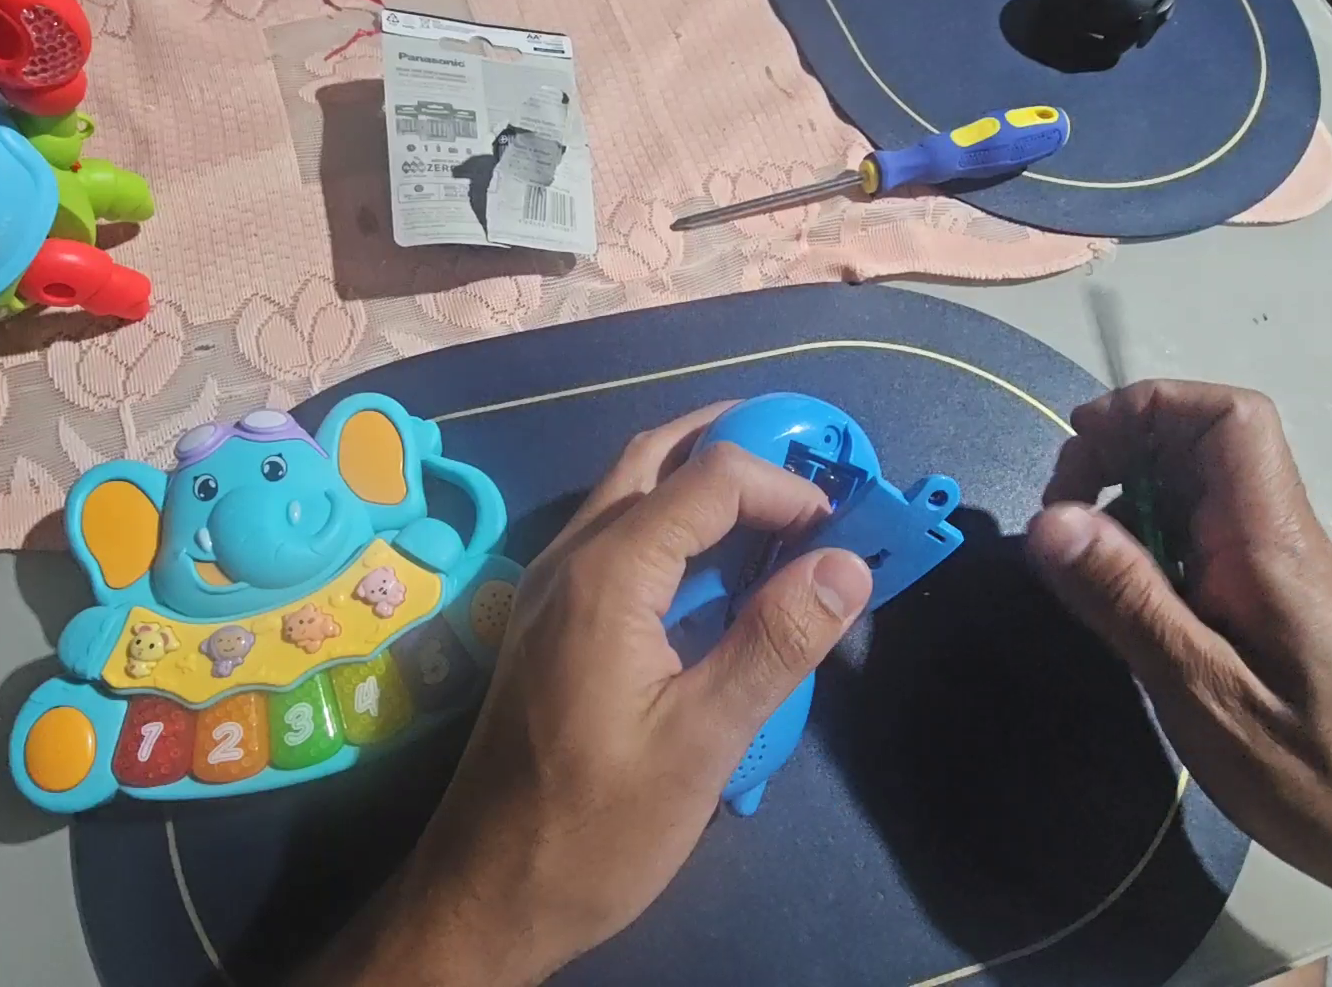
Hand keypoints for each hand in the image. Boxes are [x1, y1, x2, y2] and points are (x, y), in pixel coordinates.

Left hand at [305, 403, 874, 986]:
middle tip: (799, 464)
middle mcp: (569, 556)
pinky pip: (612, 532)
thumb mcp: (701, 742)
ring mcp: (549, 582)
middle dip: (728, 443)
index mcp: (606, 574)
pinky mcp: (548, 613)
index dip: (782, 487)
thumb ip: (774, 642)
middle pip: (652, 457)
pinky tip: (706, 562)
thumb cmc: (595, 827)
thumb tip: (846, 564)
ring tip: (764, 498)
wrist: (485, 889)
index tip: (835, 531)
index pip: (709, 479)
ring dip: (695, 474)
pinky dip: (667, 517)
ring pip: (625, 489)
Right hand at [1025, 380, 1331, 985]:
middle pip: (1199, 444)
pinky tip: (1119, 596)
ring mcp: (1273, 569)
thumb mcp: (1203, 692)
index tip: (1078, 441)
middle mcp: (1277, 540)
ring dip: (1120, 501)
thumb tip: (1049, 518)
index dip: (1148, 405)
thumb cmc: (1322, 778)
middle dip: (1115, 453)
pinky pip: (1193, 538)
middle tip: (1060, 520)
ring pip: (1190, 491)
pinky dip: (1139, 543)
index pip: (1228, 421)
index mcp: (1271, 545)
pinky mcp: (1265, 600)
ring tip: (1077, 563)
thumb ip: (1126, 599)